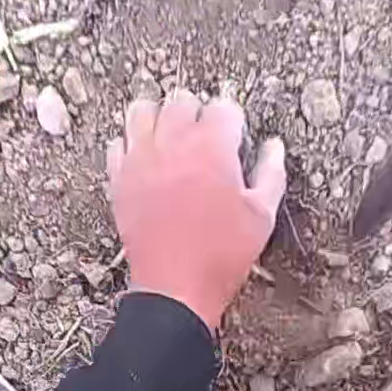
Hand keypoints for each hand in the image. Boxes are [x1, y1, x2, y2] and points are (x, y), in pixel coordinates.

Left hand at [107, 90, 286, 331]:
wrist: (176, 290)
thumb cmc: (221, 257)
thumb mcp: (261, 219)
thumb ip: (271, 175)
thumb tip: (273, 148)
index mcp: (212, 147)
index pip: (224, 108)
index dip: (234, 125)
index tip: (236, 143)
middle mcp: (173, 143)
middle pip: (182, 100)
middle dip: (198, 116)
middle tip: (206, 144)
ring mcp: (141, 159)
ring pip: (144, 110)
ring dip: (160, 119)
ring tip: (173, 142)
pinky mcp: (120, 180)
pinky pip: (118, 143)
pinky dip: (132, 145)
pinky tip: (148, 163)